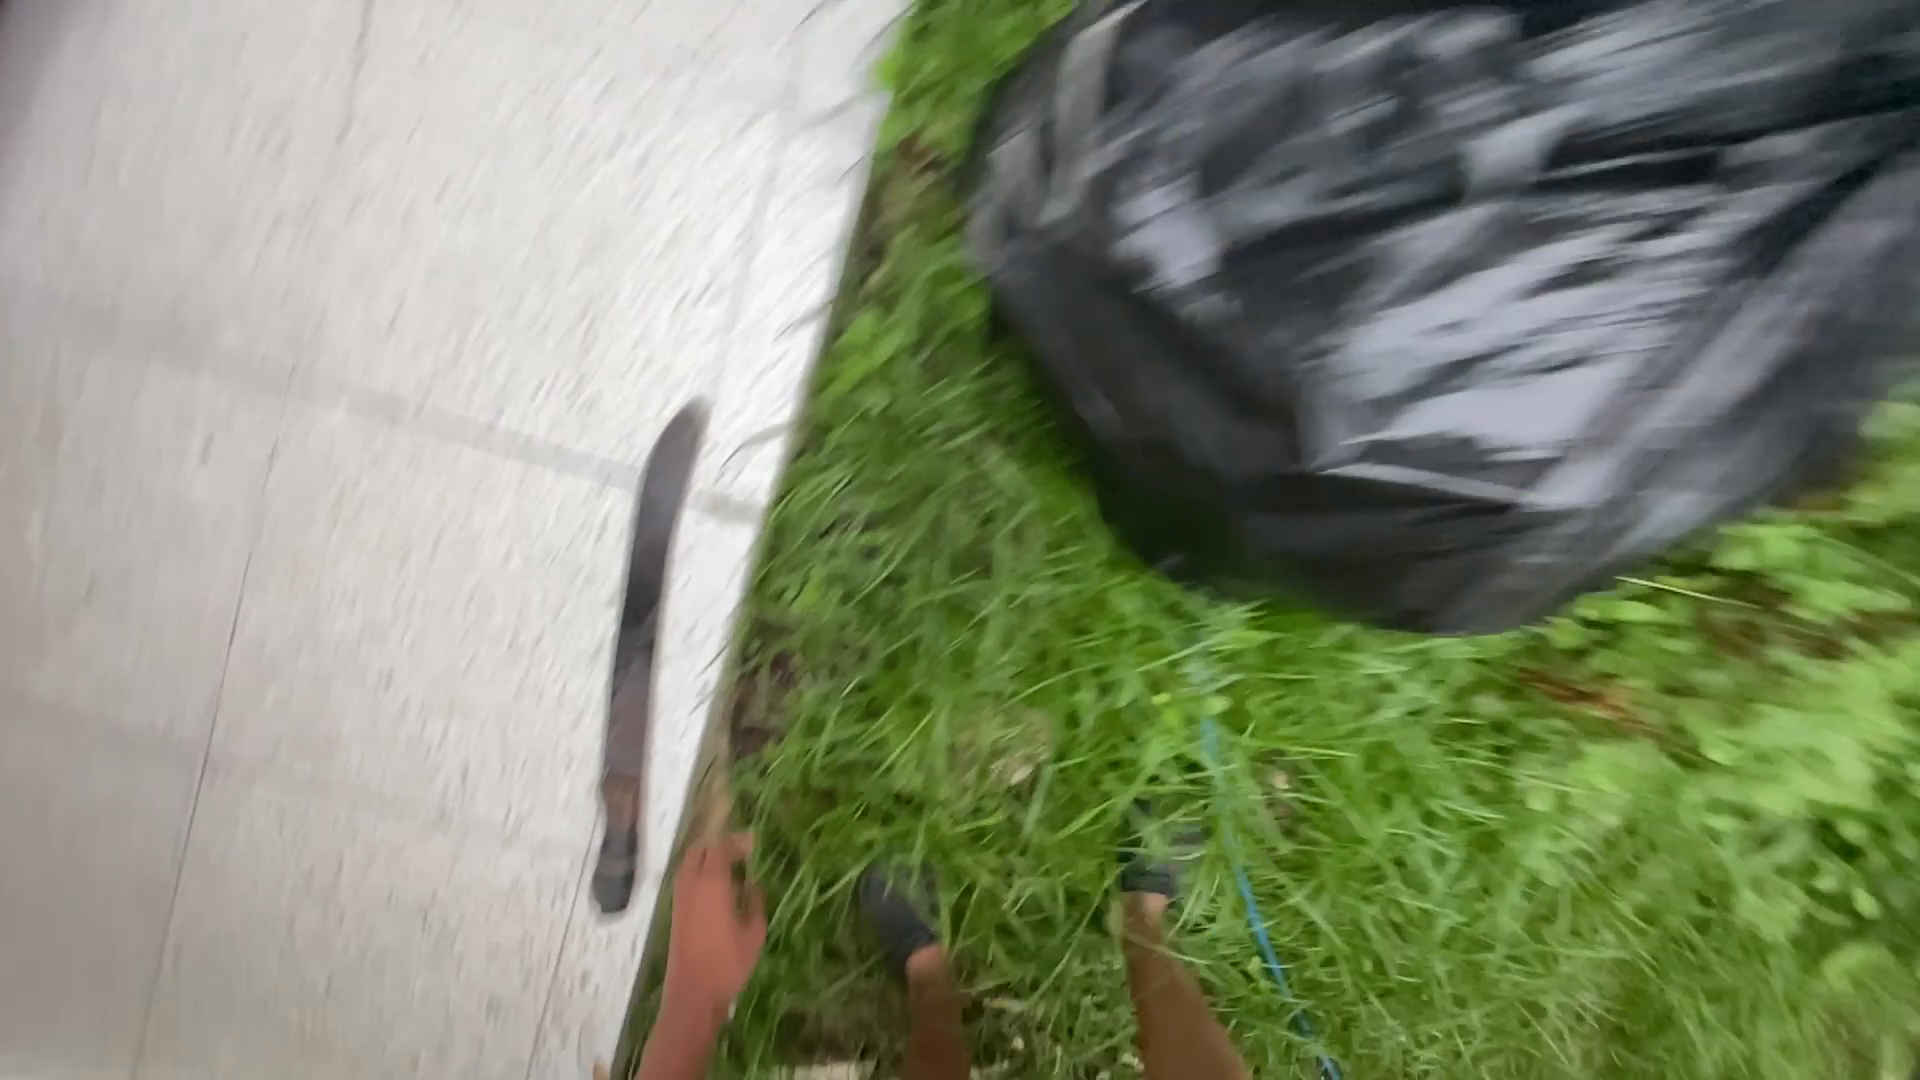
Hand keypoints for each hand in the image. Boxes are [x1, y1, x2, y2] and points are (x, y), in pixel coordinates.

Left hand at [662, 833, 767, 1018]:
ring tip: (730, 868)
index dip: (737, 841)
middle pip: (699, 849)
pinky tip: (717, 888)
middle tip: (741, 853)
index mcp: (713, 883)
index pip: (720, 846)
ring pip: (689, 863)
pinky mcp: (675, 913)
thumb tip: (751, 883)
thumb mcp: (754, 931)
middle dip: (719, 844)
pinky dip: (699, 873)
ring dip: (707, 858)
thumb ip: (754, 900)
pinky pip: (686, 879)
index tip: (753, 844)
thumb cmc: (729, 964)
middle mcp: (692, 885)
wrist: (692, 996)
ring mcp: (680, 899)